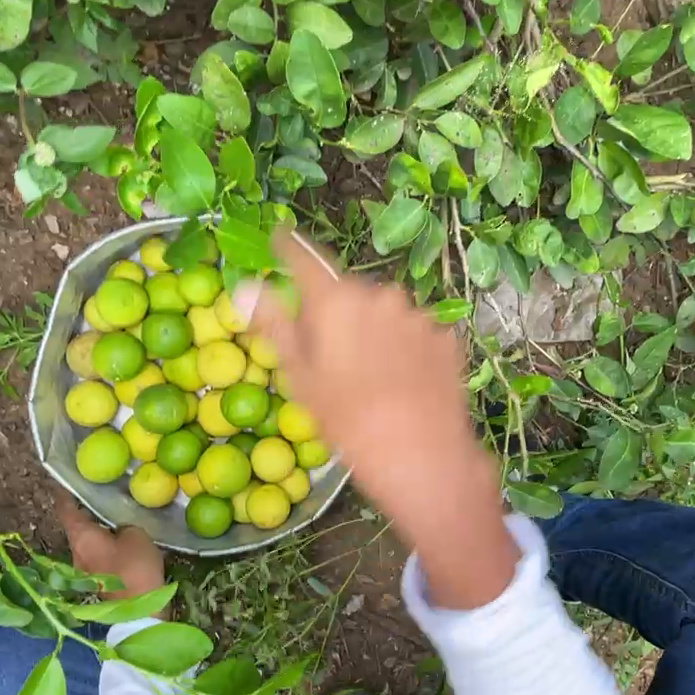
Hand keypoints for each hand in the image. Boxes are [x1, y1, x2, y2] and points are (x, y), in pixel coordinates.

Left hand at [55, 489, 165, 602]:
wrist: (138, 609)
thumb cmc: (134, 566)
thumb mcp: (136, 535)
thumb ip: (124, 525)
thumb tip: (119, 528)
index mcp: (81, 536)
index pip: (65, 509)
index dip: (65, 494)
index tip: (66, 483)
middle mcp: (75, 551)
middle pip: (76, 527)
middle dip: (87, 513)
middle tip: (102, 499)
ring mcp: (82, 568)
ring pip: (87, 542)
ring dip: (98, 531)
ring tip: (116, 521)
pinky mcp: (94, 580)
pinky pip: (96, 555)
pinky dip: (105, 546)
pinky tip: (122, 544)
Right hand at [248, 231, 517, 607]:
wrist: (424, 457)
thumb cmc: (350, 423)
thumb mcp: (302, 380)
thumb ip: (276, 326)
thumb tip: (247, 287)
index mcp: (336, 301)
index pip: (306, 259)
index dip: (289, 248)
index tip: (280, 237)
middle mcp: (380, 296)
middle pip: (349, 293)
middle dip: (338, 313)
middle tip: (333, 358)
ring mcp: (418, 316)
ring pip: (385, 314)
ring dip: (376, 331)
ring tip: (375, 377)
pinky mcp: (446, 338)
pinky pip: (415, 333)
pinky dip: (407, 348)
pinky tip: (406, 382)